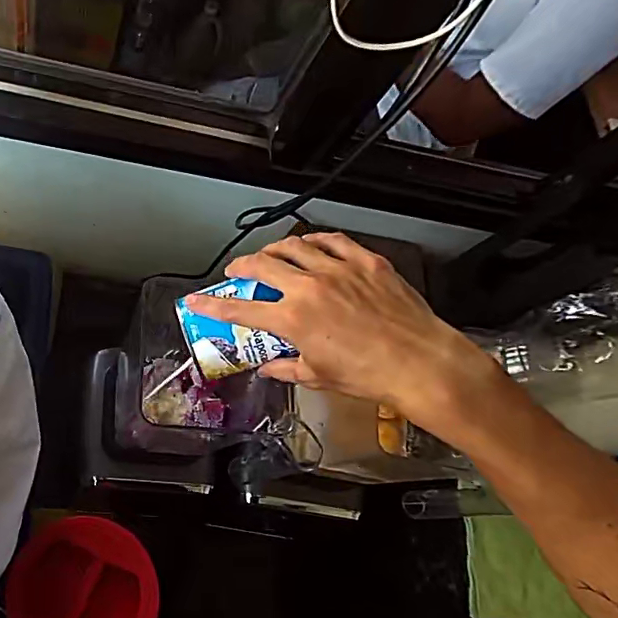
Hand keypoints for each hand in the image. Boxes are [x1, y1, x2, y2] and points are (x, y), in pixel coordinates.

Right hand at [182, 234, 503, 424]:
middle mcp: (311, 287)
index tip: (198, 301)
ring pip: (295, 246)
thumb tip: (271, 368)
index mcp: (294, 319)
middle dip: (242, 267)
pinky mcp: (366, 261)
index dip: (213, 306)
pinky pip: (332, 240)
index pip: (241, 310)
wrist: (419, 363)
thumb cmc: (371, 375)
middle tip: (236, 273)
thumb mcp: (319, 377)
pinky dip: (315, 241)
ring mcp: (339, 269)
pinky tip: (312, 245)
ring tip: (271, 255)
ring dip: (275, 250)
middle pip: (262, 265)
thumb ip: (288, 368)